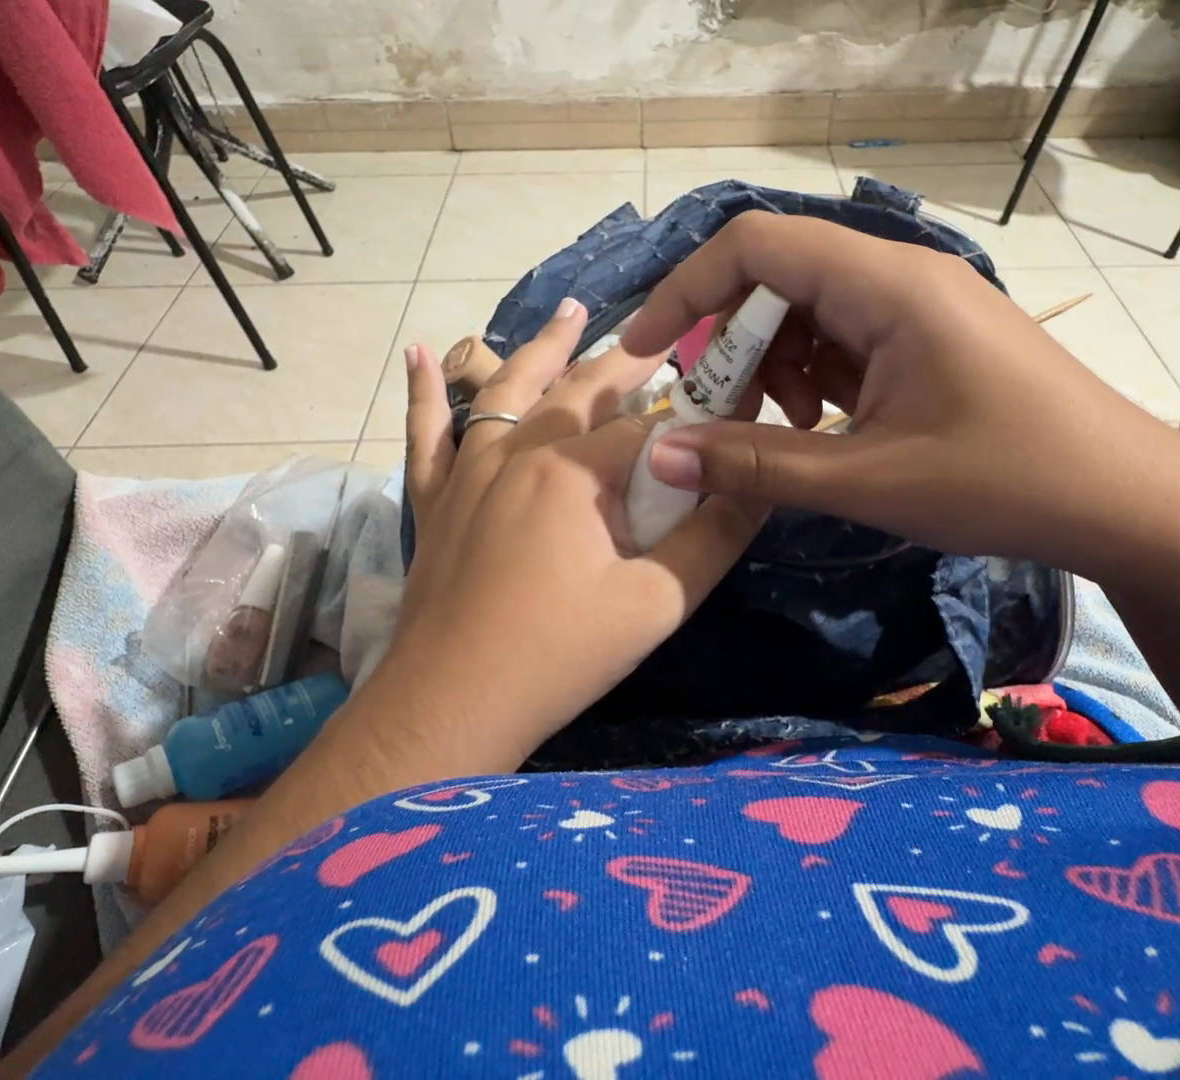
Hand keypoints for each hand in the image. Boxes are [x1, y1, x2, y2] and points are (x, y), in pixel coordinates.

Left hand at [380, 299, 766, 765]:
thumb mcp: (659, 602)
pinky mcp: (433, 501)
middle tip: (659, 336)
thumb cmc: (561, 655)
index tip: (725, 401)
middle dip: (625, 360)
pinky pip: (425, 433)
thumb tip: (761, 481)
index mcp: (575, 471)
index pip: (646, 426)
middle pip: (579, 390)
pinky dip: (422, 390)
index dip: (691, 415)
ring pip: (505, 391)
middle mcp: (518, 453)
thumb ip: (714, 537)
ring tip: (570, 313)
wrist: (454, 702)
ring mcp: (467, 472)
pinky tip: (419, 352)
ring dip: (541, 349)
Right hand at [618, 212, 1178, 569]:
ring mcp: (920, 309)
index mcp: (886, 285)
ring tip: (787, 433)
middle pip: (778, 278)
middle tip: (717, 417)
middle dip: (731, 345)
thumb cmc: (1006, 482)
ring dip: (774, 368)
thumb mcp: (868, 478)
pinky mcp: (931, 342)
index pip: (755, 244)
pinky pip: (847, 342)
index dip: (685, 292)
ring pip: (810, 313)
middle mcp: (900, 277)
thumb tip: (659, 456)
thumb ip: (756, 465)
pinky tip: (827, 430)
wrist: (1128, 502)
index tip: (645, 355)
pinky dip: (816, 381)